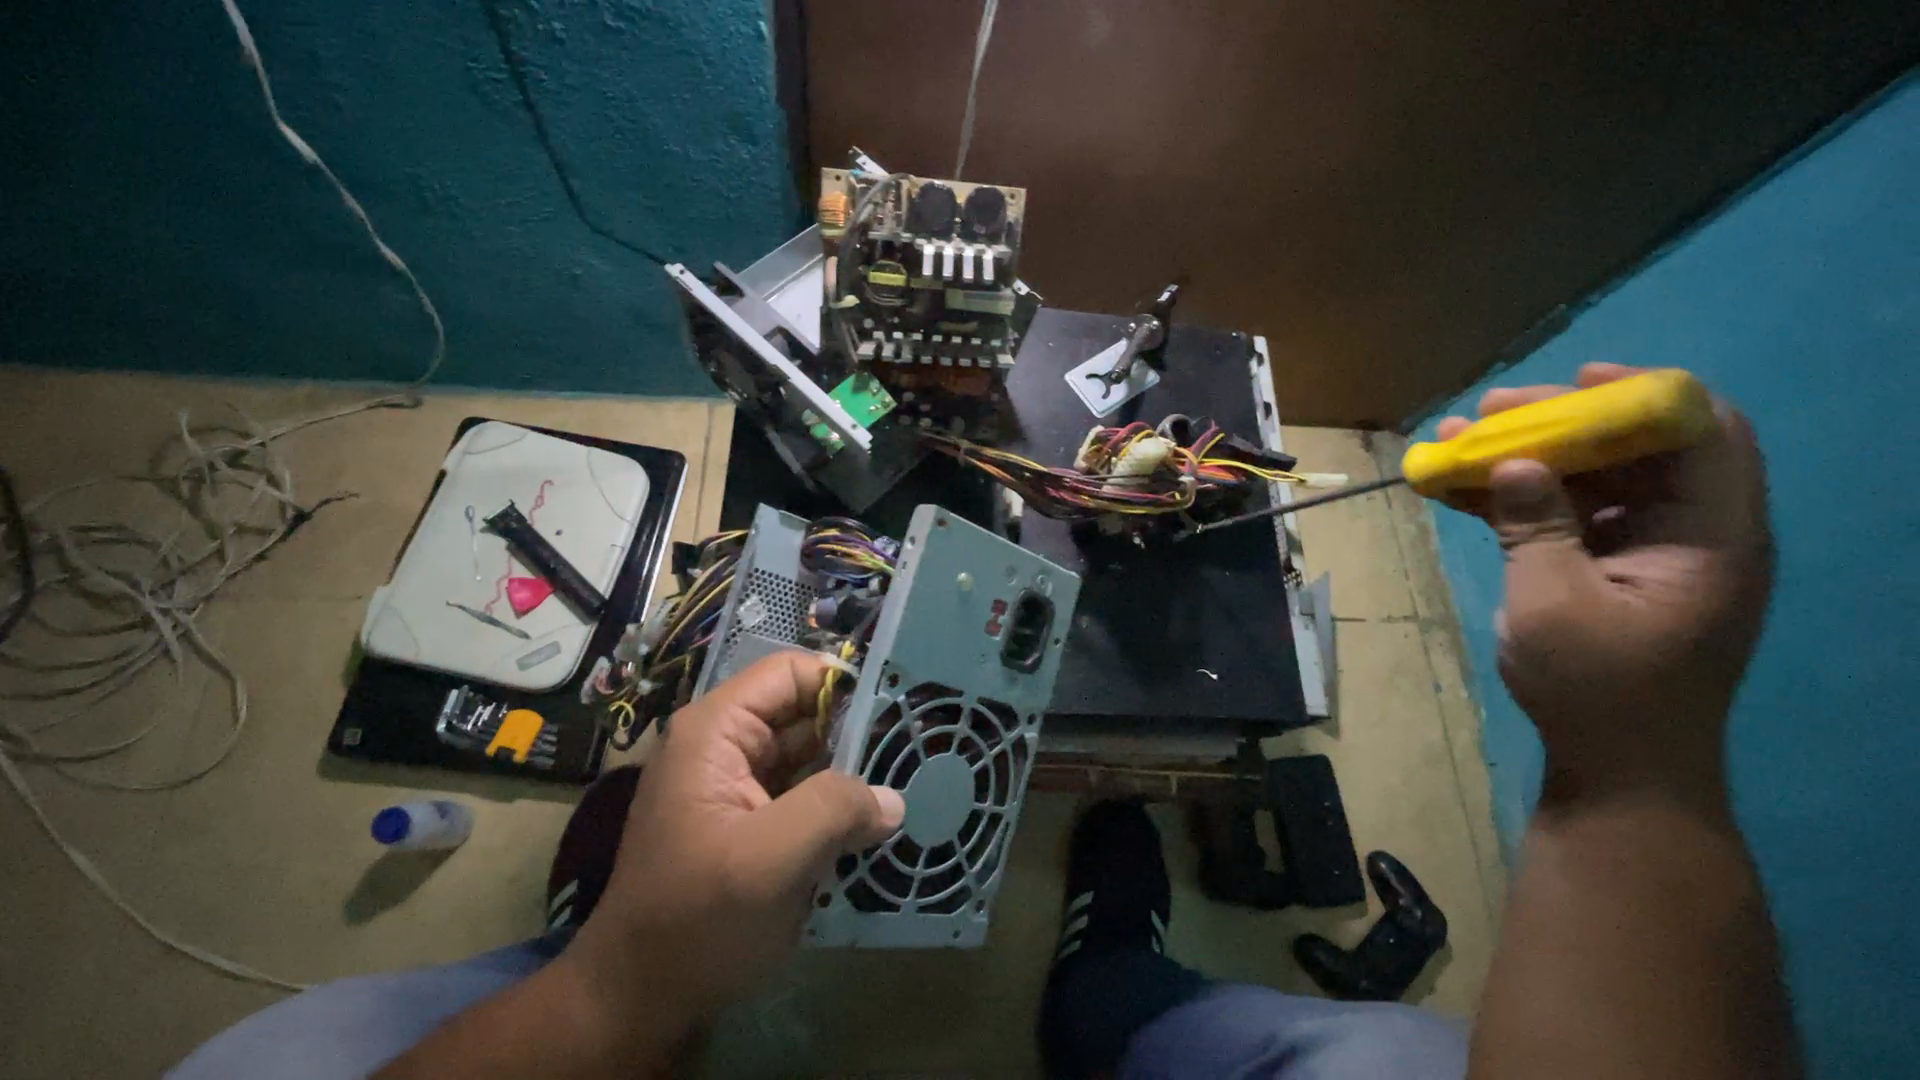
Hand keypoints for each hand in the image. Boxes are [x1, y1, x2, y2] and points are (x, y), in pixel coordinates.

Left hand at [561, 651, 904, 1034]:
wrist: (639, 997)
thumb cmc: (695, 917)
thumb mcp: (769, 859)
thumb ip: (834, 810)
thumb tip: (894, 799)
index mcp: (717, 732)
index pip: (789, 675)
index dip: (844, 683)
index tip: (900, 708)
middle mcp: (726, 747)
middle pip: (805, 714)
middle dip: (859, 731)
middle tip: (921, 749)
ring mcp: (738, 788)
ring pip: (811, 758)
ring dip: (855, 773)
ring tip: (915, 781)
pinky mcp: (752, 825)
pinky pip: (806, 798)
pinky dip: (841, 807)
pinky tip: (882, 821)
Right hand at [1436, 363, 1772, 801]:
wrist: (1619, 768)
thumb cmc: (1597, 688)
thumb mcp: (1553, 602)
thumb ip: (1535, 526)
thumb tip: (1515, 463)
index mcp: (1711, 536)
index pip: (1702, 432)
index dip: (1643, 394)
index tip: (1573, 381)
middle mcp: (1693, 532)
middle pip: (1638, 447)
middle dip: (1562, 423)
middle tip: (1488, 414)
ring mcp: (1652, 551)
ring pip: (1596, 478)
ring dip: (1529, 459)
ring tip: (1456, 444)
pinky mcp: (1616, 570)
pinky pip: (1573, 515)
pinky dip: (1522, 499)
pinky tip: (1461, 489)